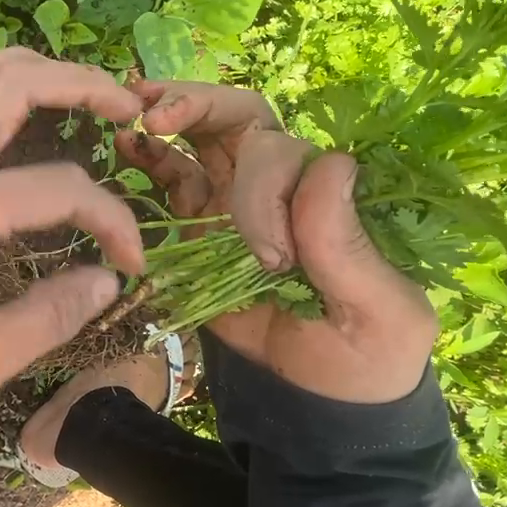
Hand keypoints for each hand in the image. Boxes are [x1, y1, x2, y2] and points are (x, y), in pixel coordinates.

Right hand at [120, 81, 437, 403]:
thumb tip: (332, 163)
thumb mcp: (379, 313)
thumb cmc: (359, 360)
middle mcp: (281, 187)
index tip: (265, 258)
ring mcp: (233, 200)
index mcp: (327, 199)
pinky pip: (171, 176)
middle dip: (199, 106)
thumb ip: (348, 246)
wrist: (309, 400)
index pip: (285, 156)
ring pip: (202, 135)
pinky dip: (148, 157)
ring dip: (169, 116)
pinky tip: (127, 146)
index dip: (263, 192)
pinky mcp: (197, 222)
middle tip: (158, 115)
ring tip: (135, 118)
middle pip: (240, 118)